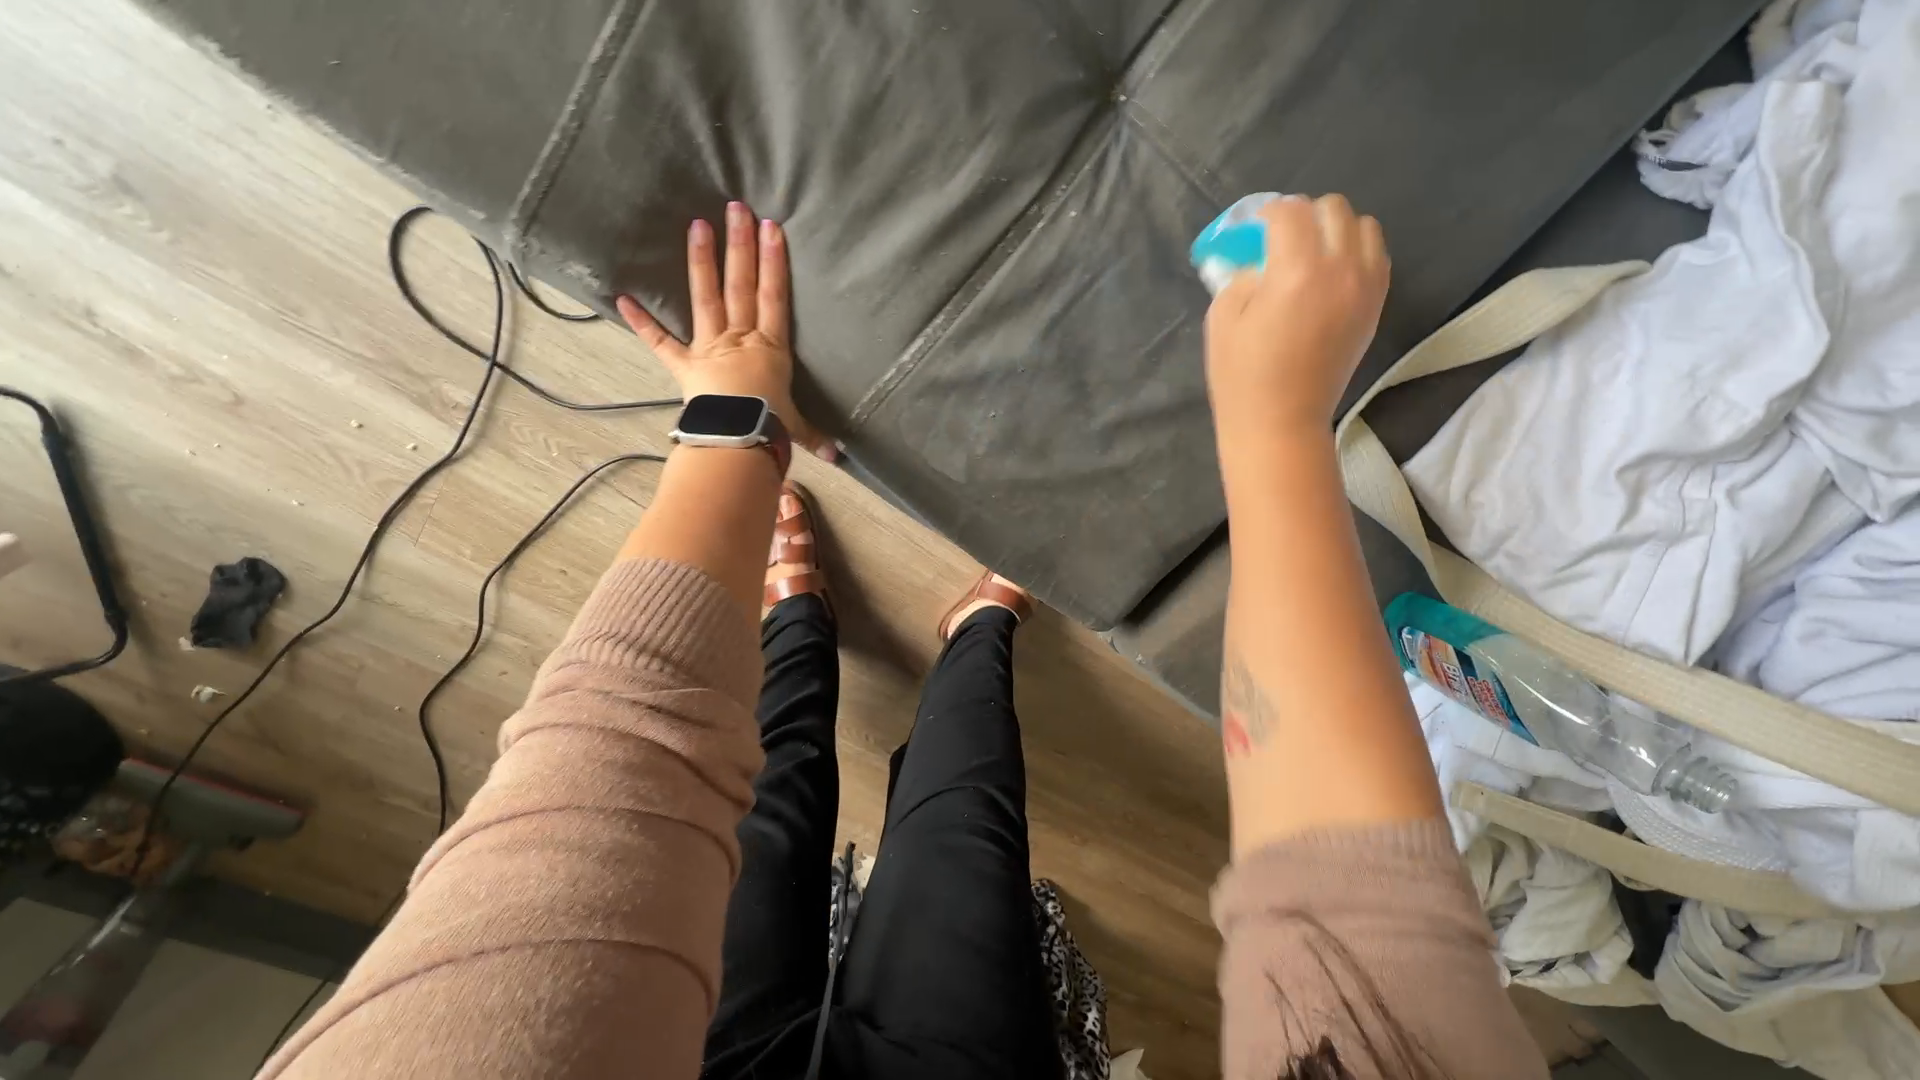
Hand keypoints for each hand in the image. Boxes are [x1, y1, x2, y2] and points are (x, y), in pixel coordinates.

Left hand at [617, 202, 834, 459]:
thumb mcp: (798, 430)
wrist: (737, 441)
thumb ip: (815, 436)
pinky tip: (623, 297)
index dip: (773, 262)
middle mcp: (740, 339)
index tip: (771, 228)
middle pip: (741, 285)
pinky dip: (642, 322)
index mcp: (770, 348)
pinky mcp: (685, 366)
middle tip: (737, 208)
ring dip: (702, 261)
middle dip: (740, 246)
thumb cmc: (772, 429)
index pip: (774, 296)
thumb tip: (838, 457)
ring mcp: (709, 349)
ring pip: (706, 298)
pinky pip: (660, 342)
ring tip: (697, 225)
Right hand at [1203, 194, 1389, 439]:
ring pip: (1363, 226)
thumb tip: (1258, 260)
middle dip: (1304, 216)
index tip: (1253, 232)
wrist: (1281, 421)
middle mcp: (1340, 269)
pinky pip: (1376, 256)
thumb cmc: (1242, 375)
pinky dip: (1355, 252)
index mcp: (1296, 270)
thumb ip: (1241, 274)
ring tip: (1311, 255)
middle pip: (1332, 209)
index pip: (1289, 212)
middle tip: (1281, 241)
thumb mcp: (1223, 317)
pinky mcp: (1375, 305)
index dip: (1266, 215)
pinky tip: (1331, 274)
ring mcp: (1365, 287)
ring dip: (1335, 230)